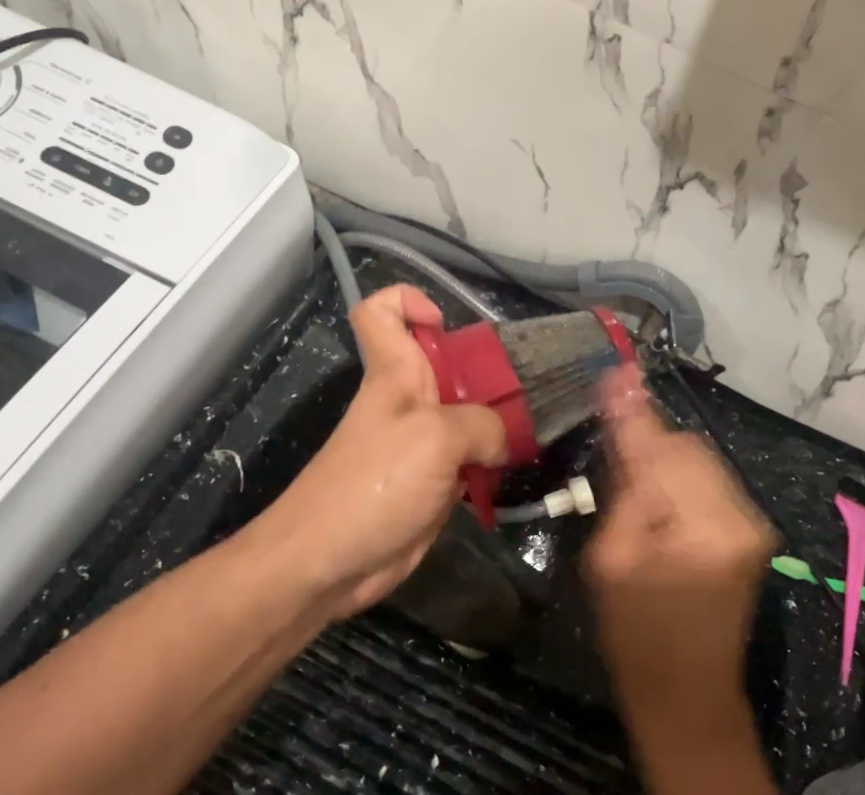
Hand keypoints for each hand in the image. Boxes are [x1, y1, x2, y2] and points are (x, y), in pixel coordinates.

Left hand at [245, 285, 506, 618]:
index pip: (383, 311)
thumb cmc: (374, 484)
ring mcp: (420, 445)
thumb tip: (503, 441)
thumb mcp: (435, 437)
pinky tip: (516, 474)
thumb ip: (481, 424)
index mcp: (395, 374)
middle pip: (446, 366)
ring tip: (535, 433)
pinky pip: (469, 460)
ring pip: (466, 416)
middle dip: (487, 372)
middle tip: (529, 392)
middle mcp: (408, 402)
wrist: (329, 562)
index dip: (410, 302)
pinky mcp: (431, 485)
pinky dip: (492, 465)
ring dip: (498, 423)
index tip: (446, 323)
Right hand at [586, 366, 776, 716]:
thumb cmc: (636, 633)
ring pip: (699, 457)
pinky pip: (708, 479)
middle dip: (648, 444)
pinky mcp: (752, 528)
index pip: (663, 447)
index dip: (634, 408)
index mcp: (705, 525)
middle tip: (613, 466)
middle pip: (687, 445)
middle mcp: (742, 513)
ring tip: (635, 494)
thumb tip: (620, 417)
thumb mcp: (611, 556)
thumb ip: (622, 482)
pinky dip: (679, 480)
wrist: (687, 694)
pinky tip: (659, 506)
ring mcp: (753, 520)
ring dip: (664, 460)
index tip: (616, 368)